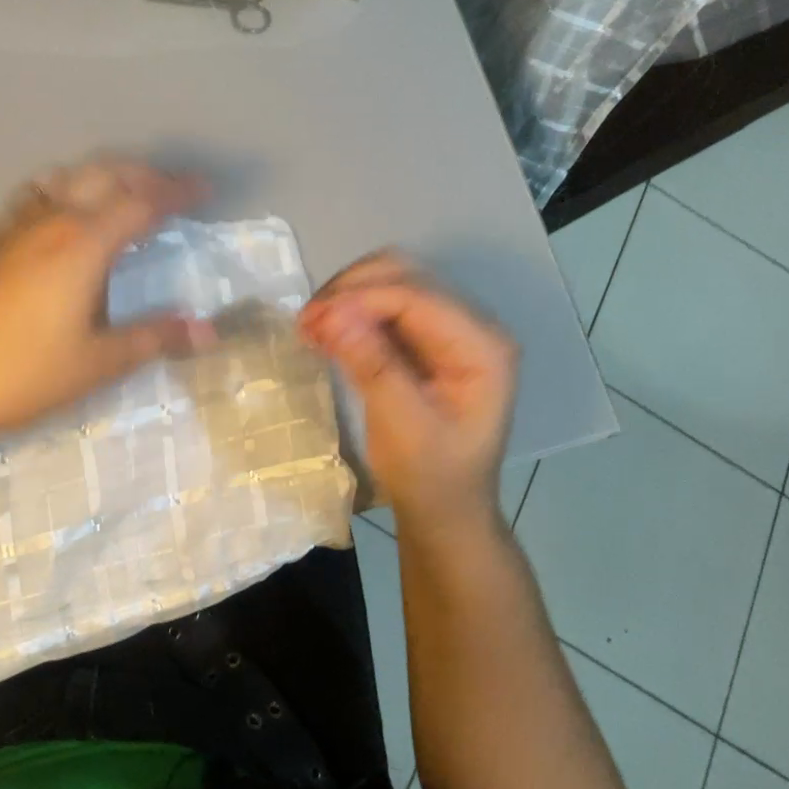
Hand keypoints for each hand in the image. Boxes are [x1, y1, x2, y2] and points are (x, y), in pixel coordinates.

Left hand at [0, 160, 215, 452]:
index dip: (177, 193)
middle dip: (143, 176)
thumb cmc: (24, 374)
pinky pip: (39, 199)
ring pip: (67, 180)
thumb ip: (154, 338)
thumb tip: (208, 331)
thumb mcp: (98, 362)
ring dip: (103, 179)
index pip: (141, 202)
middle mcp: (50, 222)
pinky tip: (67, 222)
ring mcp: (16, 230)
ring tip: (125, 197)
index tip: (206, 191)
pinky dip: (68, 194)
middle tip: (171, 192)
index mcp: (83, 244)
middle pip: (103, 175)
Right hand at [299, 252, 518, 521]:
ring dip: (347, 297)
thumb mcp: (404, 430)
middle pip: (405, 276)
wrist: (445, 512)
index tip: (312, 320)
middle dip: (351, 290)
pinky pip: (384, 308)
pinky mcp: (425, 341)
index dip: (361, 299)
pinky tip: (322, 332)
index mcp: (482, 347)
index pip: (417, 297)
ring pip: (391, 283)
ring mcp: (448, 331)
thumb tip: (332, 317)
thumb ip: (374, 369)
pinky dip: (350, 313)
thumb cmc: (433, 479)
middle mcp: (471, 327)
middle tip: (306, 322)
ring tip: (308, 326)